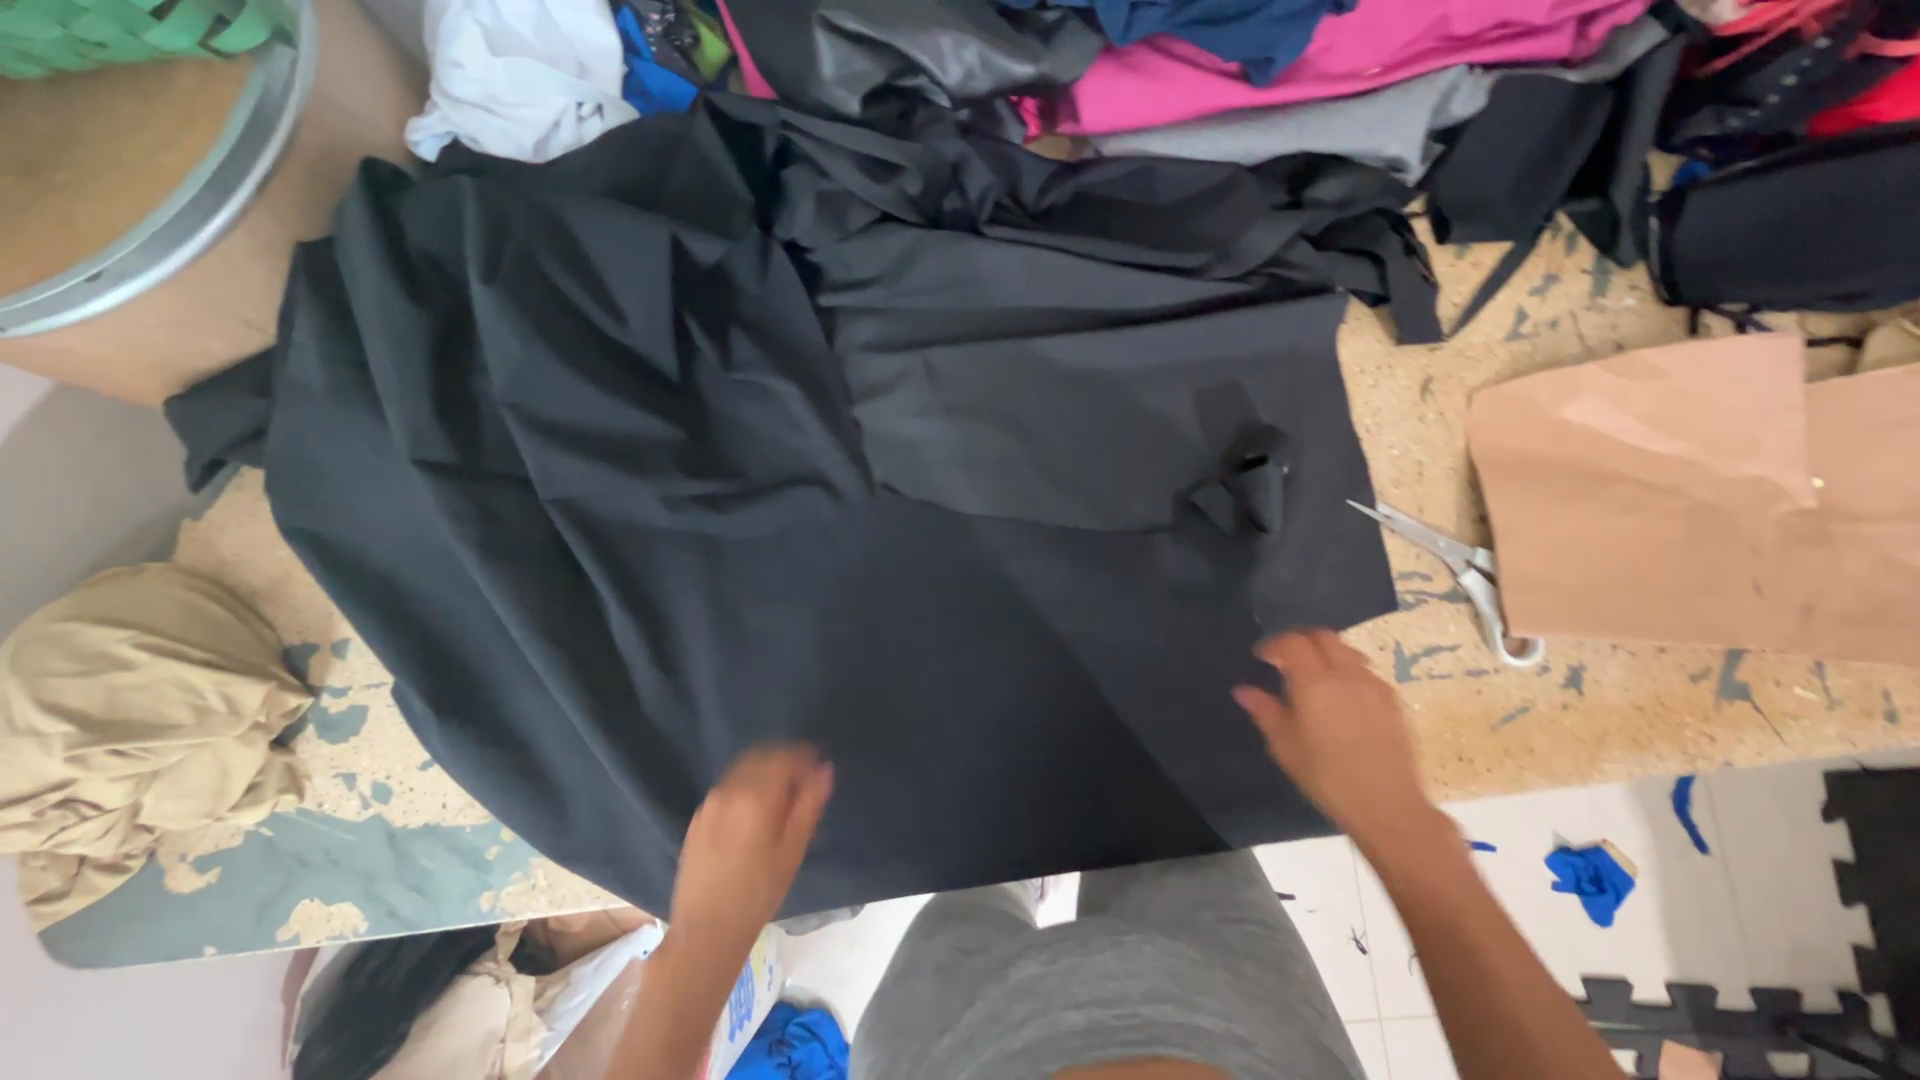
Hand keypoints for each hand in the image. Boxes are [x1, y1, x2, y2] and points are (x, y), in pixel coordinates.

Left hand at [669, 743, 833, 951]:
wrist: (707, 930)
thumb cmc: (759, 893)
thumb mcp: (793, 850)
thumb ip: (809, 804)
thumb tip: (824, 770)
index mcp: (755, 796)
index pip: (784, 756)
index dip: (804, 758)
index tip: (818, 771)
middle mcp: (728, 790)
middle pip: (761, 757)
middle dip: (785, 762)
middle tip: (804, 783)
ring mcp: (709, 803)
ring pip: (743, 771)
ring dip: (765, 774)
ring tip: (782, 801)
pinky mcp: (698, 818)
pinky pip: (728, 789)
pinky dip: (747, 788)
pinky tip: (756, 815)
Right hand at [1233, 630, 1445, 848]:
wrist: (1387, 804)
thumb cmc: (1327, 777)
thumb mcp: (1286, 747)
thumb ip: (1265, 711)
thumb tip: (1243, 690)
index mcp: (1315, 683)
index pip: (1292, 643)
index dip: (1273, 644)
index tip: (1261, 656)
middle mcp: (1347, 674)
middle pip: (1323, 637)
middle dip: (1301, 641)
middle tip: (1286, 659)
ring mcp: (1375, 685)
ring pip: (1348, 651)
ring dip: (1327, 653)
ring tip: (1315, 674)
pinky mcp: (1394, 700)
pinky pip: (1367, 671)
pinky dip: (1349, 670)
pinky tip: (1343, 696)